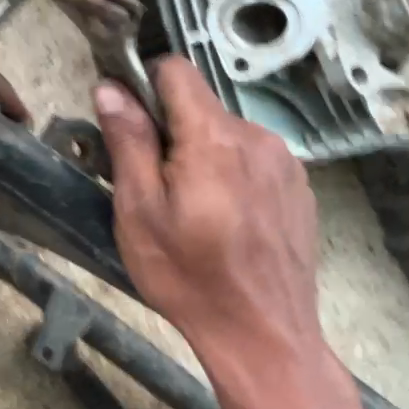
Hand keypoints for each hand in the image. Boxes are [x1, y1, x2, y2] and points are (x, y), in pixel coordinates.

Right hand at [94, 57, 323, 358]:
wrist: (264, 337)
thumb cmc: (188, 274)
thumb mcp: (138, 208)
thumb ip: (127, 140)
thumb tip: (110, 88)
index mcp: (214, 138)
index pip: (176, 70)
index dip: (142, 82)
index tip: (124, 117)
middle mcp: (257, 139)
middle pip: (197, 104)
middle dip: (166, 127)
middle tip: (147, 179)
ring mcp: (284, 164)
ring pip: (222, 131)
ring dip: (196, 150)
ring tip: (184, 203)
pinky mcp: (298, 188)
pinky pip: (249, 157)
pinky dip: (226, 170)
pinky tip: (219, 215)